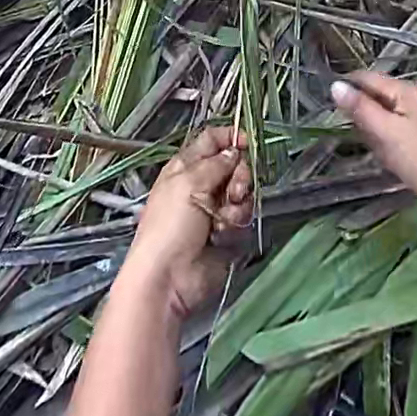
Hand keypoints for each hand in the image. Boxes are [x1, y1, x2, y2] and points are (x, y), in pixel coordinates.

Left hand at [126, 126, 253, 319]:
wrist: (168, 278)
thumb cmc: (169, 226)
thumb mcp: (188, 184)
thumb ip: (216, 163)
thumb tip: (234, 150)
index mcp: (185, 166)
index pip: (212, 140)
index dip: (230, 137)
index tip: (248, 142)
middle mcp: (201, 182)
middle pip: (233, 164)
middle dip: (240, 174)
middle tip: (234, 190)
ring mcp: (215, 206)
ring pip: (242, 190)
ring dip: (238, 202)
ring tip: (224, 217)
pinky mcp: (226, 229)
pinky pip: (242, 214)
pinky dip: (235, 222)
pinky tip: (222, 232)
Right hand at [331, 72, 416, 206]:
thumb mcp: (385, 132)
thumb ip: (360, 108)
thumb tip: (335, 85)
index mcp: (403, 90)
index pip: (365, 78)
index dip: (346, 89)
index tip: (331, 108)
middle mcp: (410, 96)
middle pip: (372, 95)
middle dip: (362, 116)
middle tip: (363, 137)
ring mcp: (415, 114)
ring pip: (380, 114)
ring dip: (373, 132)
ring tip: (380, 150)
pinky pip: (390, 128)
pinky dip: (384, 141)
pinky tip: (389, 157)